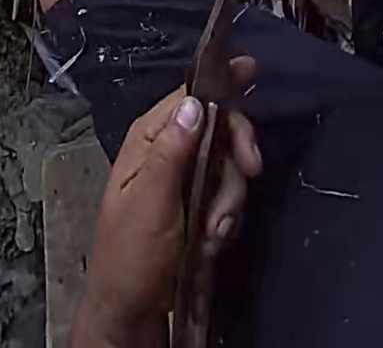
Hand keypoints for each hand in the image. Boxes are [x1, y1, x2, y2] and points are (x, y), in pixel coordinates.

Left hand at [74, 58, 261, 347]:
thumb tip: (194, 102)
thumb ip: (171, 151)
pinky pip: (226, 191)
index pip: (189, 95)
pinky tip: (214, 237)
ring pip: (227, 163)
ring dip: (229, 197)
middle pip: (219, 127)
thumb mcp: (148, 202)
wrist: (130, 313)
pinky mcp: (197, 199)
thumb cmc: (131, 255)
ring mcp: (184, 174)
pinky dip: (227, 213)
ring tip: (213, 230)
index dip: (221, 83)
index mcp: (149, 137)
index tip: (250, 69)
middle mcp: (168, 147)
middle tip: (252, 171)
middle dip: (235, 154)